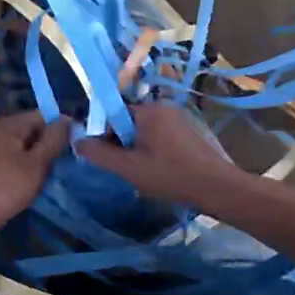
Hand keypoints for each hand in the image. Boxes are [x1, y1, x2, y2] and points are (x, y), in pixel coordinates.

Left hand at [0, 111, 72, 235]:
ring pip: (19, 143)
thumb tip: (65, 118)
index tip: (71, 143)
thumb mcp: (38, 162)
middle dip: (46, 141)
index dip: (58, 126)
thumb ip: (53, 139)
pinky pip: (8, 154)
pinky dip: (21, 161)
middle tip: (59, 160)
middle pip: (28, 128)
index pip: (40, 115)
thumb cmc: (9, 186)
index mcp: (9, 125)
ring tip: (45, 171)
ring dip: (34, 153)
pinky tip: (27, 178)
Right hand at [75, 103, 243, 206]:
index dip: (104, 134)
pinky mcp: (188, 131)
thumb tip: (77, 142)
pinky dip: (152, 150)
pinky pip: (159, 136)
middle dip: (121, 143)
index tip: (106, 156)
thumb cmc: (171, 176)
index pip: (113, 113)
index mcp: (148, 109)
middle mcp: (164, 106)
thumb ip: (99, 154)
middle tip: (124, 168)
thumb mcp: (129, 168)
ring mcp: (178, 118)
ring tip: (141, 172)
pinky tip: (157, 170)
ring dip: (136, 149)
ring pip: (143, 131)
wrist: (217, 188)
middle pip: (128, 121)